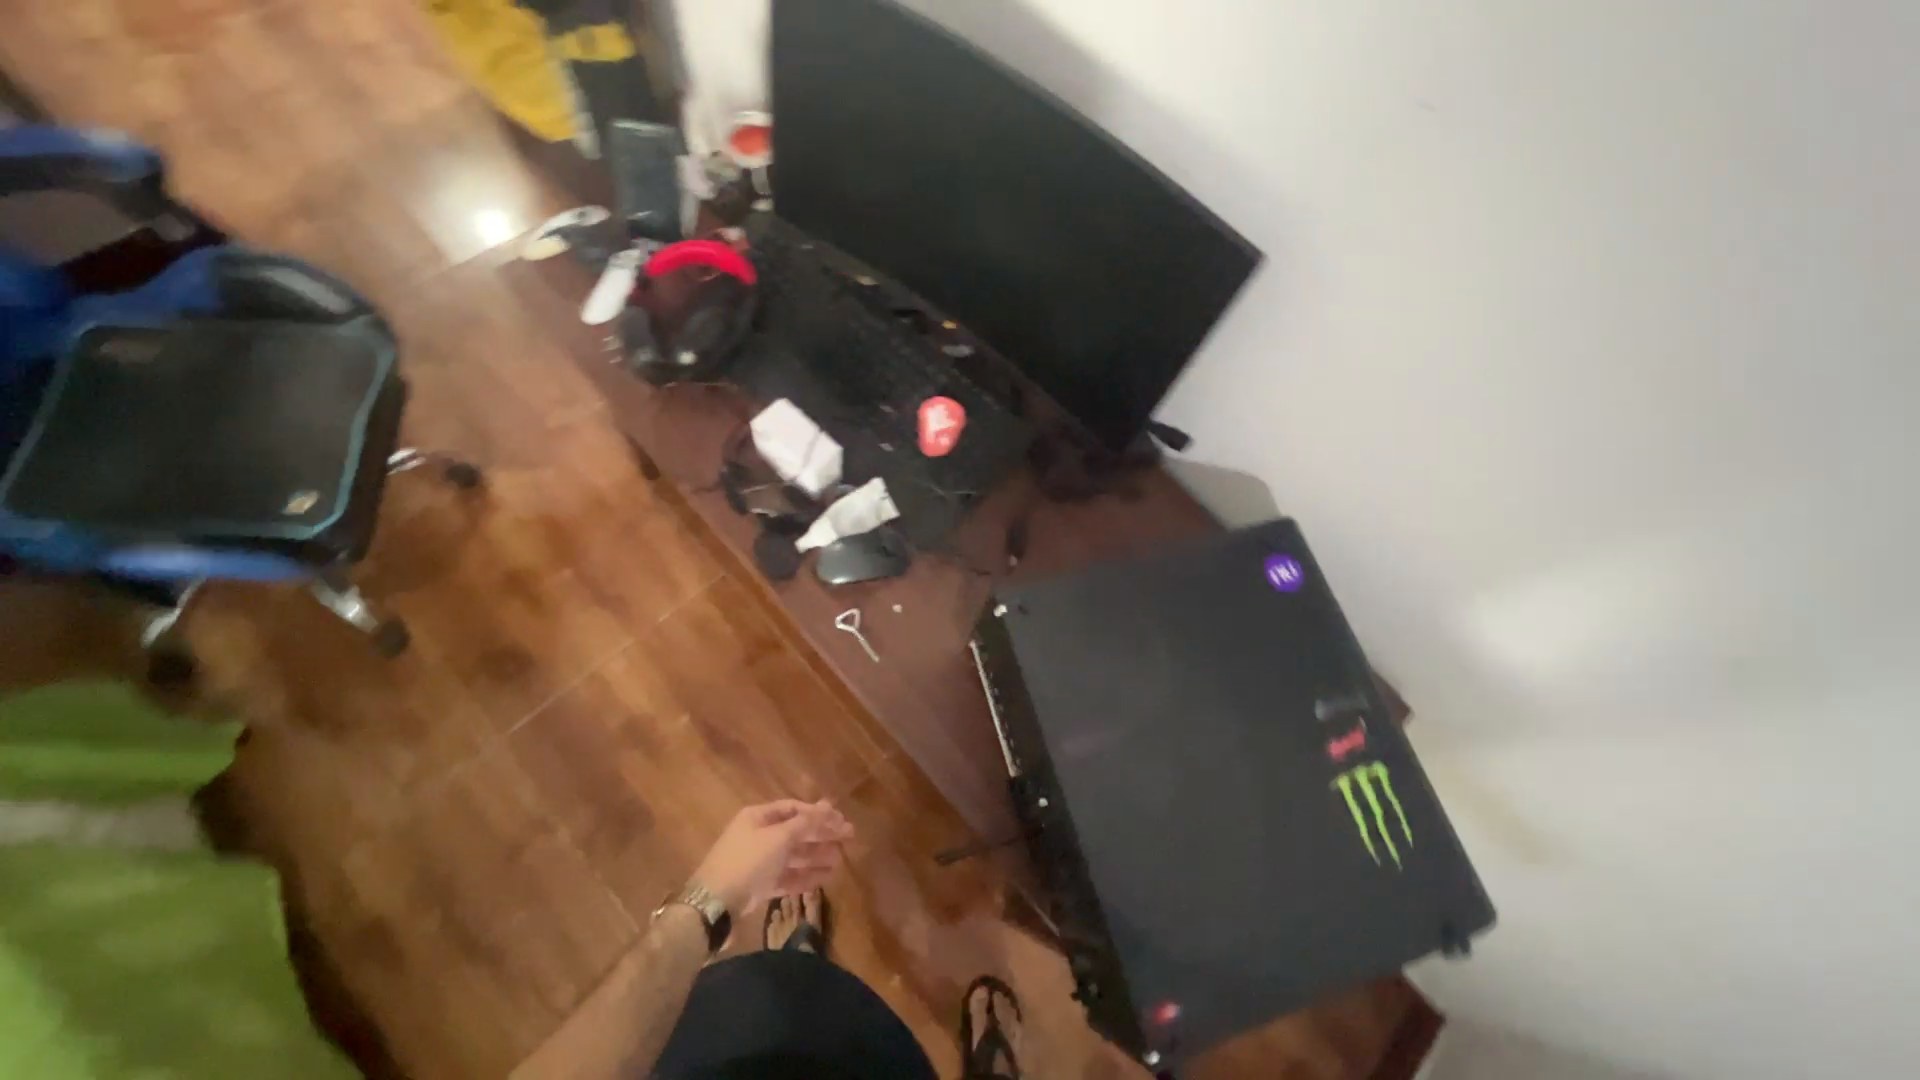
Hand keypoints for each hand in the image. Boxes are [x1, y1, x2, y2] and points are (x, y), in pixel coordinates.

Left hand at [692, 799, 854, 913]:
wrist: (713, 906)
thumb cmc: (747, 862)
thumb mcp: (778, 838)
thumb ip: (806, 824)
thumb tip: (828, 806)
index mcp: (758, 817)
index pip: (793, 808)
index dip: (818, 813)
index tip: (841, 820)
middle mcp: (757, 836)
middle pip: (795, 832)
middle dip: (821, 835)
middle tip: (849, 837)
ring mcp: (757, 862)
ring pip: (792, 856)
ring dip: (816, 856)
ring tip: (839, 860)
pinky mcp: (758, 886)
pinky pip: (786, 877)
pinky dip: (804, 877)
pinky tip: (824, 879)